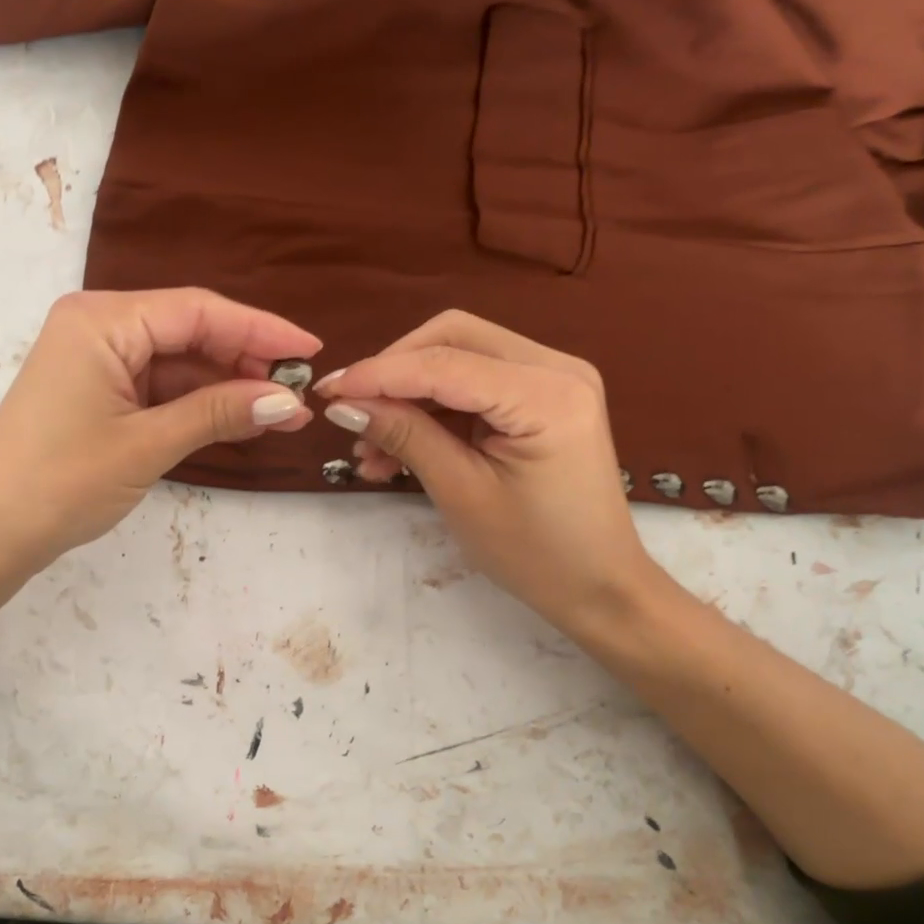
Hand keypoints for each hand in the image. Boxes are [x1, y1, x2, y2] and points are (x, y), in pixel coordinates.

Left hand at [0, 288, 320, 565]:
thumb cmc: (62, 484)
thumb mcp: (147, 445)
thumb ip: (219, 413)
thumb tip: (289, 402)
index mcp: (101, 319)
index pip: (198, 310)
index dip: (259, 330)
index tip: (310, 351)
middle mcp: (96, 324)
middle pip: (188, 329)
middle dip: (244, 362)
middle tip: (297, 397)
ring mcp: (92, 357)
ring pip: (176, 359)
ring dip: (223, 385)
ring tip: (277, 416)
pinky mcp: (93, 388)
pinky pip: (155, 383)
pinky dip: (193, 401)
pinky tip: (234, 419)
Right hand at [314, 310, 659, 628]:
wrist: (599, 585)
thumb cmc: (535, 552)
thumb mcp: (461, 493)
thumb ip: (405, 436)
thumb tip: (343, 404)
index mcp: (547, 395)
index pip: (444, 364)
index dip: (378, 374)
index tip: (325, 392)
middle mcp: (557, 367)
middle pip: (452, 338)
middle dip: (393, 371)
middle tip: (350, 412)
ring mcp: (553, 377)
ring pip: (458, 357)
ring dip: (408, 394)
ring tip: (369, 450)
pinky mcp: (543, 394)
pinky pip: (473, 383)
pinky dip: (432, 408)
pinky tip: (398, 449)